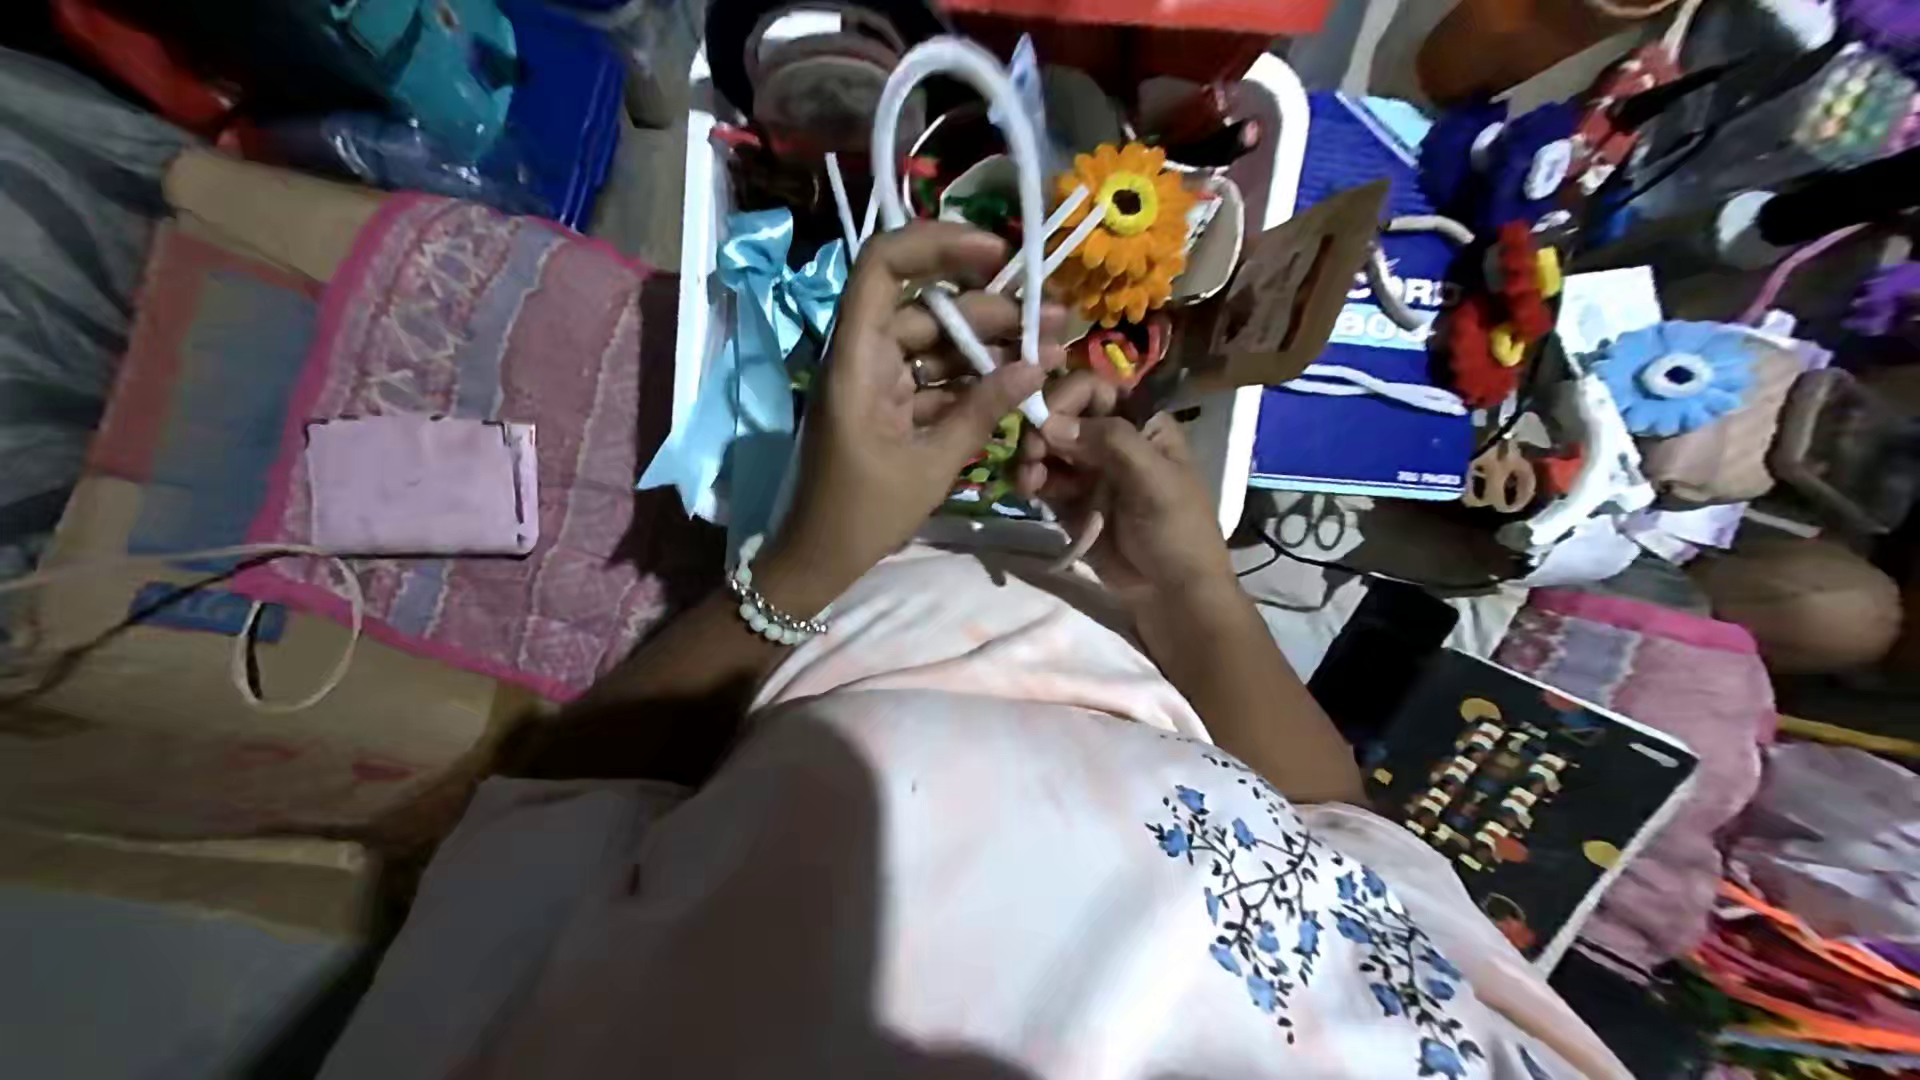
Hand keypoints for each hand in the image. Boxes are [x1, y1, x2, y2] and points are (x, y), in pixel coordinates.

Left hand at [766, 222, 1065, 602]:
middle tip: (1053, 318)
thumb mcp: (932, 464)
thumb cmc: (865, 514)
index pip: (883, 268)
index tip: (996, 253)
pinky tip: (1017, 385)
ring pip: (937, 345)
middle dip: (991, 310)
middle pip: (927, 309)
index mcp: (857, 361)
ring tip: (1049, 350)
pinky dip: (972, 382)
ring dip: (990, 347)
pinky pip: (935, 380)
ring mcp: (878, 383)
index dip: (936, 244)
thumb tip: (1036, 367)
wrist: (821, 557)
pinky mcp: (890, 407)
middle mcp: (865, 358)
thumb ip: (982, 411)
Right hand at [1017, 395, 1235, 605]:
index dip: (1067, 397)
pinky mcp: (1071, 503)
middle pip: (1064, 417)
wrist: (1172, 593)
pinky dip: (1031, 481)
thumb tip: (1050, 422)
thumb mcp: (1154, 480)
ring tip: (1027, 480)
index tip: (1044, 420)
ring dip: (1031, 457)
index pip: (1095, 391)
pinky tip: (1026, 490)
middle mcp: (1111, 442)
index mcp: (1141, 425)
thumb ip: (1109, 442)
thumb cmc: (1176, 530)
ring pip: (1048, 449)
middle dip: (1041, 430)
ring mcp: (1089, 473)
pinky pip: (1043, 481)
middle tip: (1030, 453)